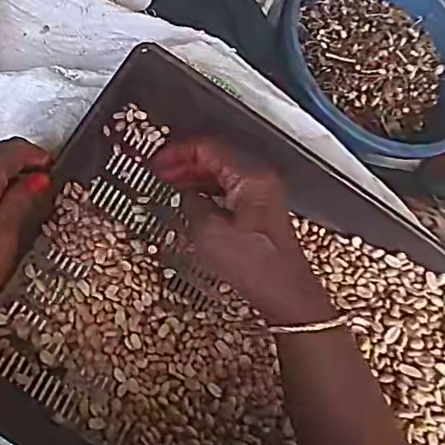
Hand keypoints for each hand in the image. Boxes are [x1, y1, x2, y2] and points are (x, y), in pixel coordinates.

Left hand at [0, 138, 51, 339]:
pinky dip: (3, 198)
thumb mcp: (3, 236)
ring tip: (40, 200)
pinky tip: (15, 217)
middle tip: (53, 183)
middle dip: (27, 165)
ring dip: (15, 182)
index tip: (57, 167)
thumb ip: (21, 202)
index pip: (9, 150)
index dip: (36, 154)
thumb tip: (38, 179)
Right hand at [152, 137, 335, 326]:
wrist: (286, 295)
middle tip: (159, 170)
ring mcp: (263, 195)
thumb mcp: (209, 233)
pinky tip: (191, 202)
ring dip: (194, 177)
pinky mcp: (260, 212)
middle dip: (184, 163)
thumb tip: (181, 193)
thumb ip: (191, 203)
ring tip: (169, 185)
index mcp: (250, 177)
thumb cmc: (256, 266)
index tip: (157, 161)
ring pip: (221, 174)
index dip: (178, 153)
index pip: (208, 148)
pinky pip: (229, 190)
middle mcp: (260, 180)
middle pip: (216, 157)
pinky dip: (207, 191)